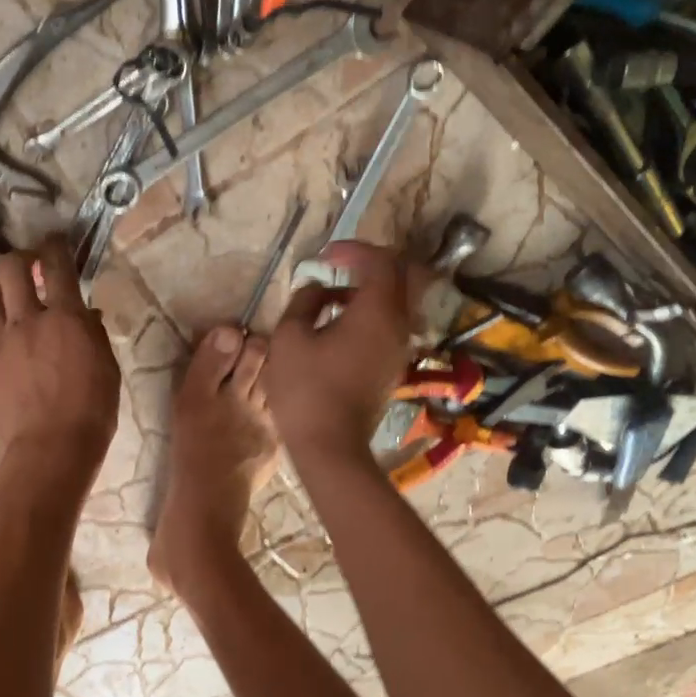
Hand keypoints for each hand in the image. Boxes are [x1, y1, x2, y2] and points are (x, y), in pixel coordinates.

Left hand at [0, 240, 121, 466]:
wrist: (51, 448)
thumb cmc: (92, 411)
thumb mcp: (106, 367)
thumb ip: (92, 335)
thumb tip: (85, 316)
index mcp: (65, 317)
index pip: (57, 264)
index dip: (54, 246)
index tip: (54, 243)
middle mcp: (27, 321)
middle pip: (10, 269)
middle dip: (19, 260)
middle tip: (29, 268)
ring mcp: (0, 343)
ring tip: (9, 305)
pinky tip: (5, 348)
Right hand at [263, 242, 421, 461]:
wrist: (330, 446)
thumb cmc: (305, 390)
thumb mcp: (289, 337)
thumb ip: (304, 301)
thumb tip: (317, 287)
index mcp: (378, 311)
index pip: (381, 261)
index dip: (353, 250)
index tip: (324, 256)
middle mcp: (400, 325)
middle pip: (405, 276)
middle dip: (374, 264)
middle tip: (341, 267)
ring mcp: (400, 349)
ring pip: (399, 303)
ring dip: (370, 292)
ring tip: (331, 301)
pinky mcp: (393, 369)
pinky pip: (390, 327)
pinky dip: (370, 315)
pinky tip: (337, 329)